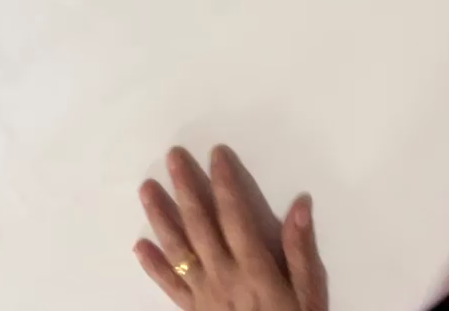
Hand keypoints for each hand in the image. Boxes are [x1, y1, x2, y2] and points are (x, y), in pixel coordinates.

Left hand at [134, 145, 326, 310]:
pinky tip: (139, 244)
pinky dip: (152, 265)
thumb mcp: (308, 296)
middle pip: (200, 224)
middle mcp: (223, 277)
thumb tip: (300, 204)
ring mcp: (203, 295)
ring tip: (146, 188)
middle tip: (173, 155)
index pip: (235, 216)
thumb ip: (301, 251)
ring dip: (160, 216)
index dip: (225, 183)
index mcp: (253, 269)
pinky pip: (168, 287)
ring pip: (177, 249)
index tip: (216, 153)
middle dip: (186, 187)